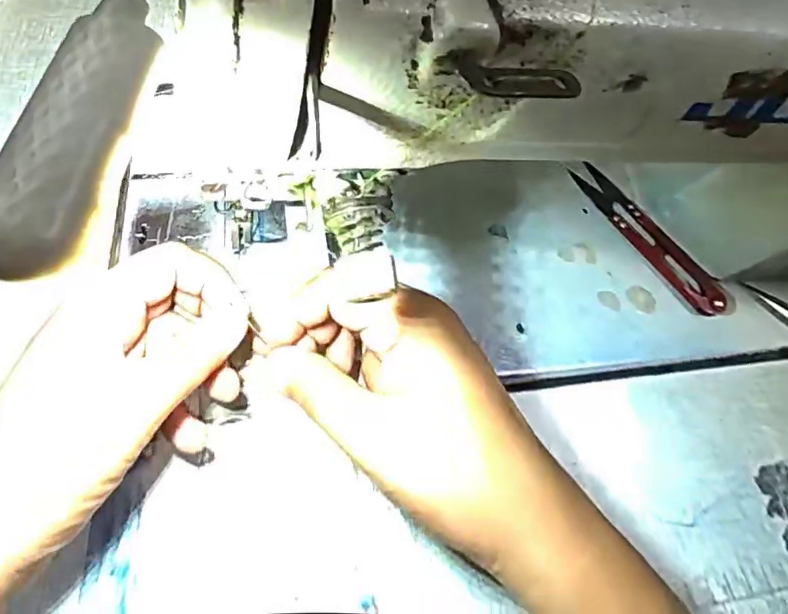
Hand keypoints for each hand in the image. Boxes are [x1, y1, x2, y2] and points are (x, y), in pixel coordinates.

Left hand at [0, 243, 248, 612]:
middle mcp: (98, 325)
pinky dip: (178, 403)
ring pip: (170, 347)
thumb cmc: (37, 469)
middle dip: (214, 334)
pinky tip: (189, 434)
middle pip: (177, 304)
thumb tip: (238, 314)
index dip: (215, 283)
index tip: (243, 316)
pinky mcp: (98, 399)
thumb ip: (197, 352)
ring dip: (202, 374)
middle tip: (240, 360)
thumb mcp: (138, 401)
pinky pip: (154, 383)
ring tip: (221, 401)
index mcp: (98, 307)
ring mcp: (97, 363)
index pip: (173, 262)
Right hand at [250, 275, 683, 613]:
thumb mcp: (367, 430)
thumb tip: (274, 360)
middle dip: (311, 328)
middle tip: (280, 370)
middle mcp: (423, 311)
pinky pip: (384, 342)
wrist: (517, 506)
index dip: (299, 308)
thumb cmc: (449, 467)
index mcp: (408, 314)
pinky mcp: (433, 357)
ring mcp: (431, 333)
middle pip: (351, 296)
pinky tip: (341, 393)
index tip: (270, 345)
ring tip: (308, 387)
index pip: (340, 282)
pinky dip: (355, 361)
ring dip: (330, 347)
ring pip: (365, 321)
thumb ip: (313, 388)